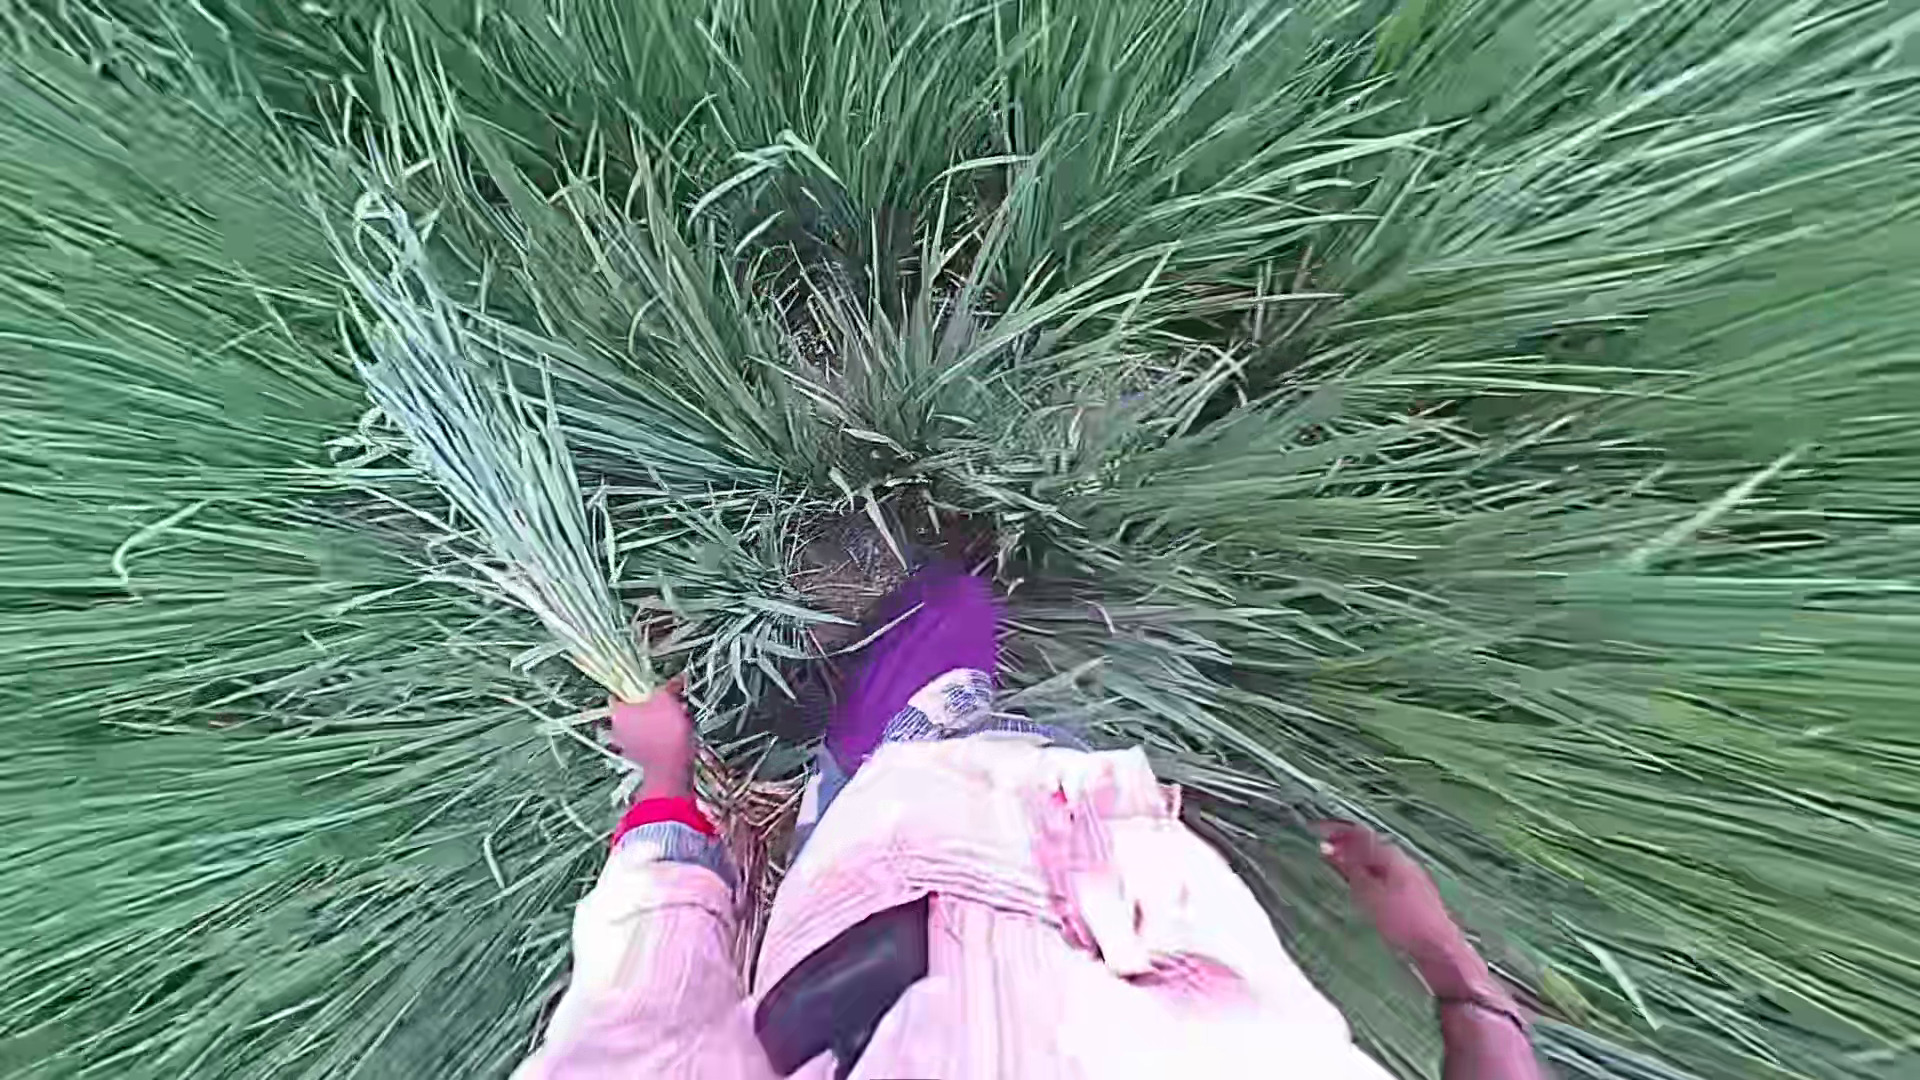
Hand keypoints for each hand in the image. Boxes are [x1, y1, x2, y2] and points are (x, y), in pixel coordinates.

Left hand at [610, 675, 694, 799]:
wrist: (672, 766)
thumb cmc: (665, 733)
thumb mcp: (668, 699)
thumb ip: (668, 686)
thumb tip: (674, 679)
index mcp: (618, 712)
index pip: (620, 694)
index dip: (638, 688)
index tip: (652, 687)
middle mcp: (617, 728)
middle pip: (633, 708)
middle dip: (651, 703)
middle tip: (669, 700)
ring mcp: (627, 743)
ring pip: (641, 723)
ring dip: (656, 718)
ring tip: (675, 715)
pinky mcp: (639, 754)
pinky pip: (648, 737)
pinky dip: (658, 733)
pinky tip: (674, 731)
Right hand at [1319, 822, 1488, 999]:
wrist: (1445, 957)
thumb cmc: (1407, 923)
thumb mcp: (1368, 893)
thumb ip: (1348, 867)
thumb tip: (1327, 848)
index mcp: (1392, 855)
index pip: (1358, 832)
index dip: (1334, 829)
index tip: (1314, 831)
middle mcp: (1404, 861)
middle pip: (1367, 843)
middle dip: (1342, 843)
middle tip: (1321, 848)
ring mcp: (1412, 878)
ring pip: (1375, 858)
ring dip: (1353, 858)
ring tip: (1334, 864)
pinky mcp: (1416, 894)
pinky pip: (1383, 871)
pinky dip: (1365, 870)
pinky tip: (1358, 883)